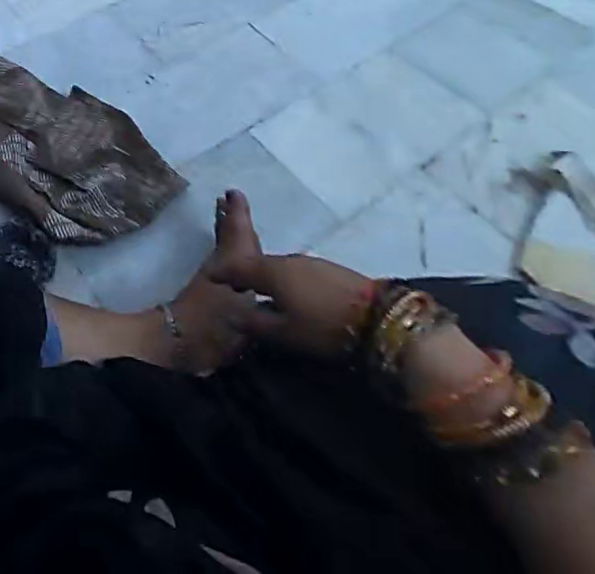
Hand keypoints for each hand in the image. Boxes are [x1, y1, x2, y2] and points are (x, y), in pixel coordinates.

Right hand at [204, 189, 374, 358]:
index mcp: (270, 272)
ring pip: (281, 268)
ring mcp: (312, 263)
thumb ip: (254, 323)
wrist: (384, 320)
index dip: (222, 273)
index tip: (210, 276)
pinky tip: (295, 295)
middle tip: (238, 286)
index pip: (237, 268)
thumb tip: (233, 316)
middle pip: (260, 265)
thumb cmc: (324, 327)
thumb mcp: (285, 333)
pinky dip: (290, 281)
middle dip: (246, 274)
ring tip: (266, 292)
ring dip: (270, 278)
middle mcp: (288, 260)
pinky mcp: (332, 270)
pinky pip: (300, 272)